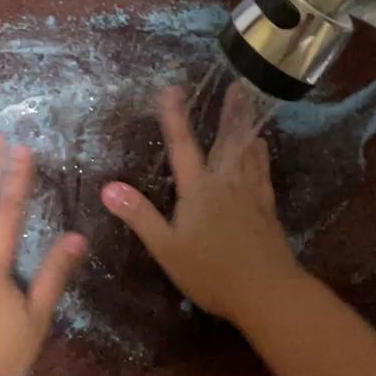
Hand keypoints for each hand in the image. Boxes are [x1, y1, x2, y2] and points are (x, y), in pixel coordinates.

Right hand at [101, 83, 307, 325]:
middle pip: (228, 140)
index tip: (171, 88)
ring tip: (251, 108)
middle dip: (230, 111)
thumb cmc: (211, 271)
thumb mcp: (167, 248)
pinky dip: (261, 156)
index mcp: (199, 190)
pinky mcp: (267, 208)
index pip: (182, 146)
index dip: (175, 117)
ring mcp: (250, 194)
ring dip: (248, 126)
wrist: (266, 291)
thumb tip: (108, 187)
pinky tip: (262, 151)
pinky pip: (263, 172)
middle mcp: (226, 183)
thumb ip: (140, 216)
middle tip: (239, 84)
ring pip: (249, 152)